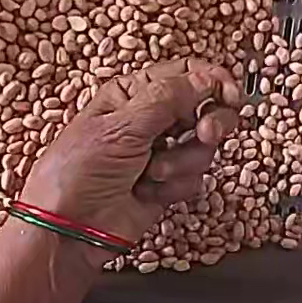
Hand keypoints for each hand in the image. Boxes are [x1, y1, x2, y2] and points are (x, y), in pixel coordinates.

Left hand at [16, 59, 243, 267]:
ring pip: (202, 148)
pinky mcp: (167, 184)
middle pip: (203, 109)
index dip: (213, 81)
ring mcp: (160, 153)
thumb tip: (207, 79)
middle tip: (205, 134)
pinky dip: (174, 186)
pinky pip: (194, 178)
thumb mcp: (122, 126)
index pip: (185, 73)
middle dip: (208, 124)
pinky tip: (147, 192)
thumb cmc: (78, 172)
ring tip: (151, 173)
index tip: (231, 96)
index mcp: (133, 94)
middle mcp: (149, 120)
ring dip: (181, 162)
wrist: (70, 229)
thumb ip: (169, 98)